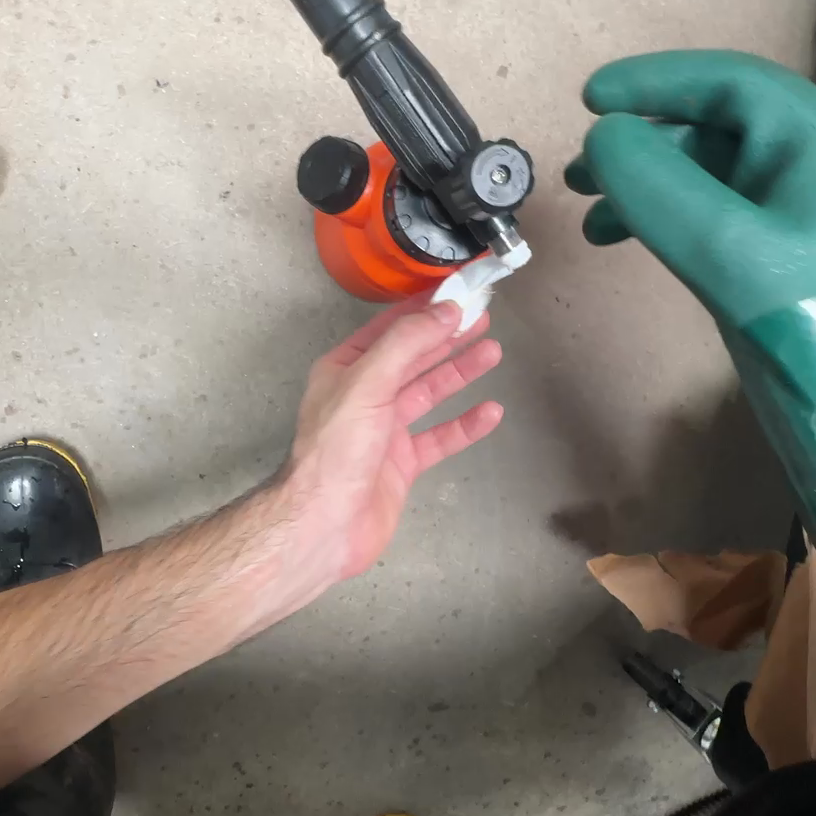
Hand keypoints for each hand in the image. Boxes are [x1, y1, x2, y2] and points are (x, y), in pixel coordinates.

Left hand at [271, 295, 503, 605]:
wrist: (323, 524)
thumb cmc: (337, 448)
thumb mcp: (368, 383)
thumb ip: (406, 343)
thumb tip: (446, 309)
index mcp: (345, 370)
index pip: (389, 328)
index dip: (423, 309)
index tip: (458, 291)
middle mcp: (364, 395)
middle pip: (412, 358)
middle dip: (446, 337)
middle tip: (483, 317)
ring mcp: (383, 431)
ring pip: (428, 394)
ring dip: (459, 373)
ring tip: (492, 352)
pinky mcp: (401, 464)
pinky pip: (439, 437)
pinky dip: (464, 425)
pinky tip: (490, 413)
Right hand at [565, 50, 815, 324]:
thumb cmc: (808, 313)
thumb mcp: (728, 246)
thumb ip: (660, 187)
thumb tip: (599, 138)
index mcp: (802, 140)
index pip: (723, 84)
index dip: (654, 82)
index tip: (588, 99)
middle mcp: (788, 163)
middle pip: (701, 126)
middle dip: (635, 140)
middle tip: (575, 172)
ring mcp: (772, 211)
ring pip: (690, 174)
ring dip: (635, 183)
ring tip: (586, 213)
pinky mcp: (755, 253)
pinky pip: (691, 215)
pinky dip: (649, 220)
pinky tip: (614, 241)